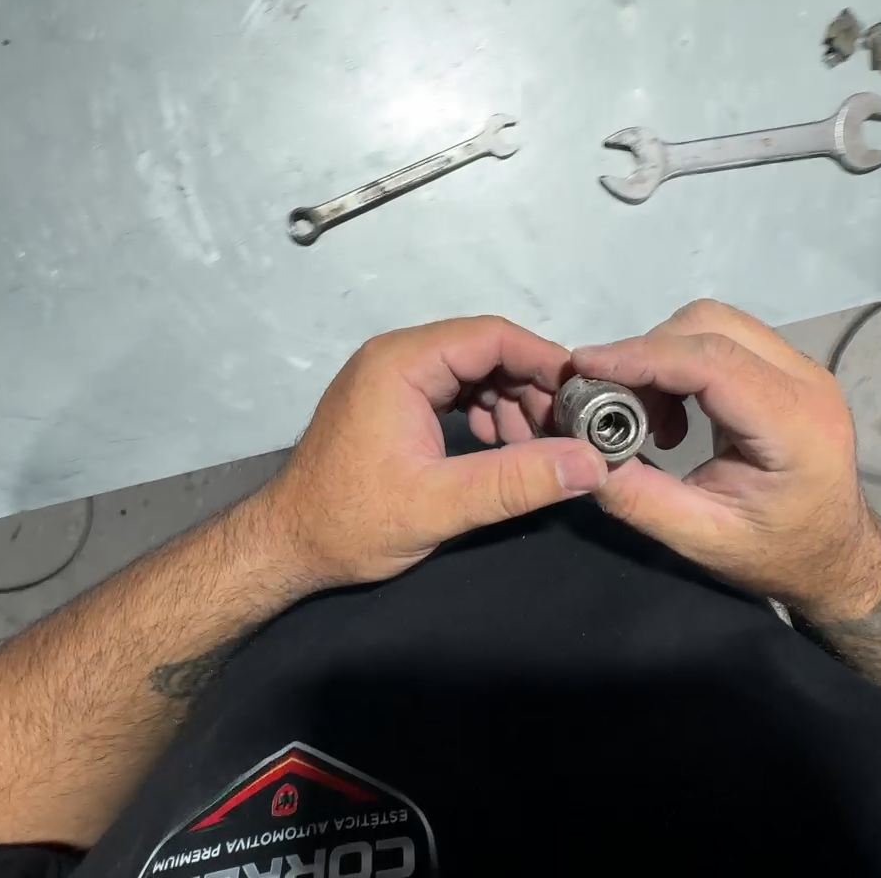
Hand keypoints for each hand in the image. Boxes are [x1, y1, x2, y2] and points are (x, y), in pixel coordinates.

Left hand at [241, 316, 610, 587]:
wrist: (288, 544)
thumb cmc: (352, 522)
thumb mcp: (440, 505)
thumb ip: (517, 480)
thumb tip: (592, 463)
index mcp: (401, 363)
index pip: (491, 336)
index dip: (545, 361)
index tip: (586, 398)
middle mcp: (396, 356)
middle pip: (485, 350)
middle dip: (532, 386)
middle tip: (567, 432)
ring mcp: (392, 375)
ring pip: (473, 369)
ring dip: (511, 401)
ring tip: (538, 446)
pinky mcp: (393, 398)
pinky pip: (453, 388)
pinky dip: (485, 411)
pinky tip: (501, 445)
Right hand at [571, 300, 880, 611]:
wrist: (833, 556)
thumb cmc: (773, 553)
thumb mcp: (699, 539)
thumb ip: (638, 498)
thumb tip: (580, 454)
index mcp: (795, 428)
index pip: (712, 363)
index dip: (644, 356)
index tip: (585, 365)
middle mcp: (806, 382)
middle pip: (711, 325)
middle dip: (647, 354)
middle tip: (613, 402)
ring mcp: (800, 367)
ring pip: (712, 322)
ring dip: (662, 356)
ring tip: (647, 416)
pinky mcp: (784, 366)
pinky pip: (719, 336)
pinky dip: (678, 361)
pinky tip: (672, 411)